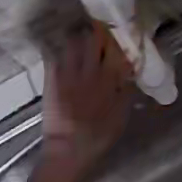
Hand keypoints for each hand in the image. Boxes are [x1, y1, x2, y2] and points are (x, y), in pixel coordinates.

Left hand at [39, 24, 133, 181]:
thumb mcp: (122, 113)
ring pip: (73, 42)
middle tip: (98, 34)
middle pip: (93, 38)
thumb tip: (130, 71)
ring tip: (80, 42)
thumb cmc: (100, 135)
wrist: (69, 149)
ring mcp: (68, 72)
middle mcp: (90, 70)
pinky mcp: (51, 78)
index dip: (117, 37)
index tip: (118, 34)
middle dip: (97, 33)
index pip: (115, 47)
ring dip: (78, 39)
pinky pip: (53, 55)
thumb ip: (127, 89)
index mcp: (109, 78)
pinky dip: (57, 50)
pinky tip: (61, 53)